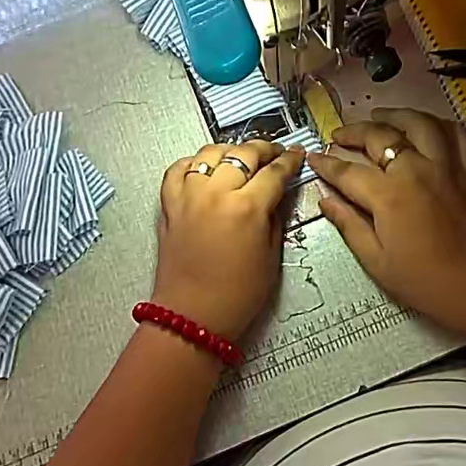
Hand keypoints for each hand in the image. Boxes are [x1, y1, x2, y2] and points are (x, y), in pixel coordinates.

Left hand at [152, 140, 305, 340]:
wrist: (194, 316)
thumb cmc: (236, 295)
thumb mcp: (272, 256)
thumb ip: (275, 218)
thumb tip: (277, 196)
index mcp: (247, 208)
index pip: (274, 171)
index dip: (290, 160)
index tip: (296, 155)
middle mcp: (216, 194)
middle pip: (243, 153)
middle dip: (264, 149)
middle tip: (274, 153)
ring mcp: (189, 197)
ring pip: (209, 153)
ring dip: (230, 150)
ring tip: (241, 156)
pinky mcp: (170, 206)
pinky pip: (177, 170)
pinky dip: (192, 163)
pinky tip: (204, 167)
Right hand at [310, 109, 465, 333]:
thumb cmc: (426, 281)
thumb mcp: (378, 262)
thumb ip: (350, 225)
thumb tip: (326, 200)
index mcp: (389, 195)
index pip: (348, 171)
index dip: (327, 164)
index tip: (313, 157)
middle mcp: (417, 169)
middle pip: (381, 136)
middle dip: (354, 131)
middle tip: (340, 134)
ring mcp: (447, 166)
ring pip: (420, 124)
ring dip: (397, 115)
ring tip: (381, 116)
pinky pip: (459, 136)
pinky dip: (443, 126)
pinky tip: (430, 127)